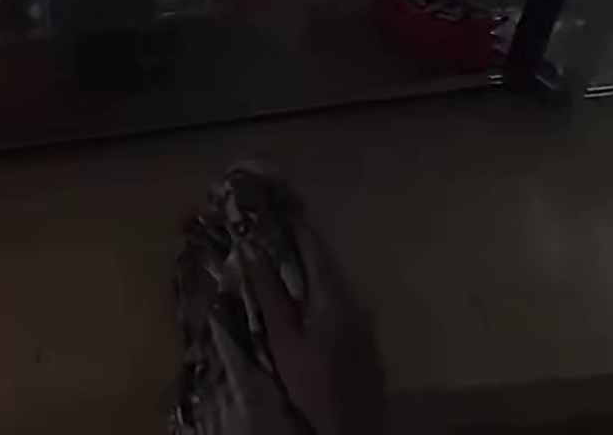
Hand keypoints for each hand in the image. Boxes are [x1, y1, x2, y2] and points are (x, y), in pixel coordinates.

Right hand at [242, 225, 388, 434]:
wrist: (351, 434)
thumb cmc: (312, 383)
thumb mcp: (282, 336)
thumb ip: (267, 289)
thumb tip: (249, 245)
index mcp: (335, 298)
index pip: (313, 245)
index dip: (290, 221)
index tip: (266, 202)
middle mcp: (355, 302)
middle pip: (323, 258)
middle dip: (292, 238)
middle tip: (260, 223)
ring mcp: (364, 321)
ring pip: (329, 276)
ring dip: (302, 260)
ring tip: (270, 248)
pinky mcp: (363, 337)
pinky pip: (336, 294)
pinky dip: (312, 280)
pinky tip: (293, 285)